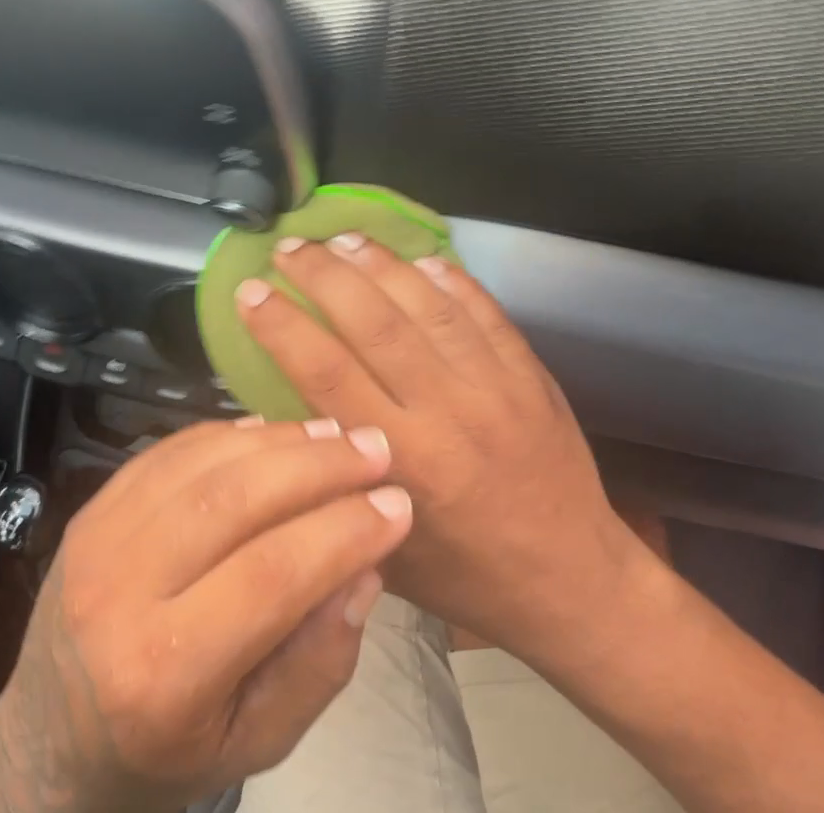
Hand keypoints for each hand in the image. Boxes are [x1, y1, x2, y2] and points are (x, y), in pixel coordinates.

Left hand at [0, 418, 412, 812]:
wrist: (50, 736)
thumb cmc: (164, 753)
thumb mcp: (255, 744)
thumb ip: (316, 664)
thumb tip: (365, 570)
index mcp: (163, 674)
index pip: (270, 577)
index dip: (342, 532)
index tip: (398, 506)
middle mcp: (118, 595)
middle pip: (231, 503)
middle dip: (316, 468)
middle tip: (376, 450)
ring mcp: (94, 542)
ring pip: (198, 465)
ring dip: (276, 441)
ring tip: (335, 434)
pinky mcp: (88, 512)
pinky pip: (163, 455)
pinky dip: (225, 435)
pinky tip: (272, 433)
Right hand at [236, 233, 646, 665]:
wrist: (572, 583)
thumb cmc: (465, 576)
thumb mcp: (382, 549)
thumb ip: (336, 482)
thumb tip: (290, 418)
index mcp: (406, 465)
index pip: (328, 374)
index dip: (283, 326)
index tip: (251, 291)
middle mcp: (449, 415)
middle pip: (375, 324)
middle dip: (324, 277)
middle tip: (288, 248)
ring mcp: (496, 389)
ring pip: (429, 307)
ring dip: (381, 265)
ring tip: (341, 239)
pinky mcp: (531, 377)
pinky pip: (485, 313)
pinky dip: (451, 280)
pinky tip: (420, 259)